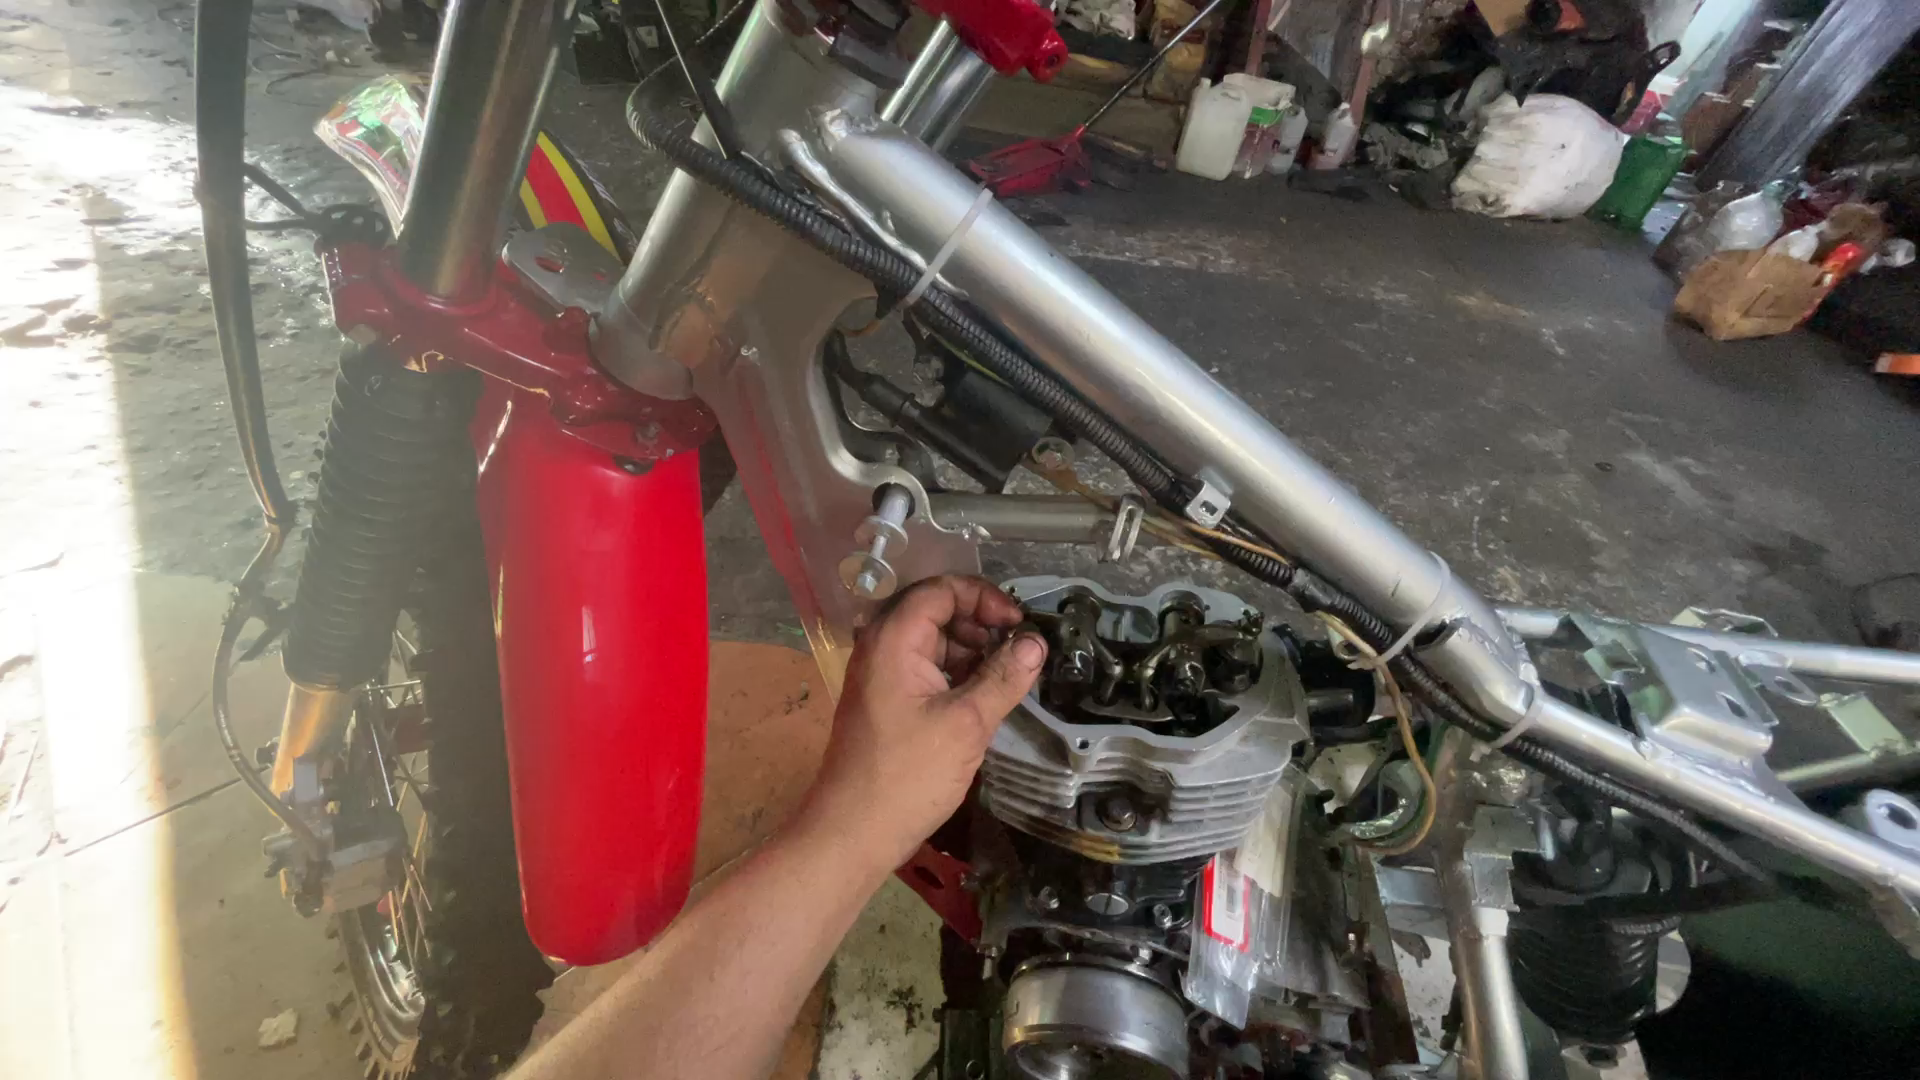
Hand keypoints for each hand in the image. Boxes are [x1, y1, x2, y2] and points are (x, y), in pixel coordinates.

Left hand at [792, 575, 1047, 875]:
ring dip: (972, 651)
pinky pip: (926, 669)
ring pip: (934, 642)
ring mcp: (882, 674)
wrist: (853, 833)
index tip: (1018, 624)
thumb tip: (1036, 643)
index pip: (941, 590)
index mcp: (893, 639)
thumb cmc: (907, 775)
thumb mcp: (966, 723)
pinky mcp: (888, 700)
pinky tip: (984, 695)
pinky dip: (957, 674)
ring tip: (1008, 675)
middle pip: (937, 611)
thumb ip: (1003, 677)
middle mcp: (882, 647)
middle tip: (1018, 650)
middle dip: (981, 625)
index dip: (984, 598)